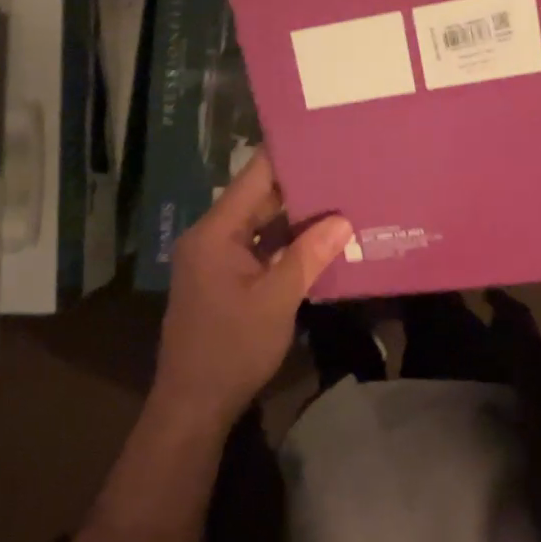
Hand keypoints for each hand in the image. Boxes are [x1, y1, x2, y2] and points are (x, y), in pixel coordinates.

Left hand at [154, 150, 352, 426]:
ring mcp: (215, 260)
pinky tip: (321, 242)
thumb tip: (343, 220)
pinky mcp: (223, 280)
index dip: (288, 156)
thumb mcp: (277, 300)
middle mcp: (210, 237)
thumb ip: (309, 256)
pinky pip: (258, 249)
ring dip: (296, 219)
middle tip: (346, 169)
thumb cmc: (232, 348)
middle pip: (258, 199)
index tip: (325, 138)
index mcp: (215, 232)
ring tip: (342, 200)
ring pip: (260, 226)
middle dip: (301, 187)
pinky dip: (286, 246)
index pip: (254, 177)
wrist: (194, 403)